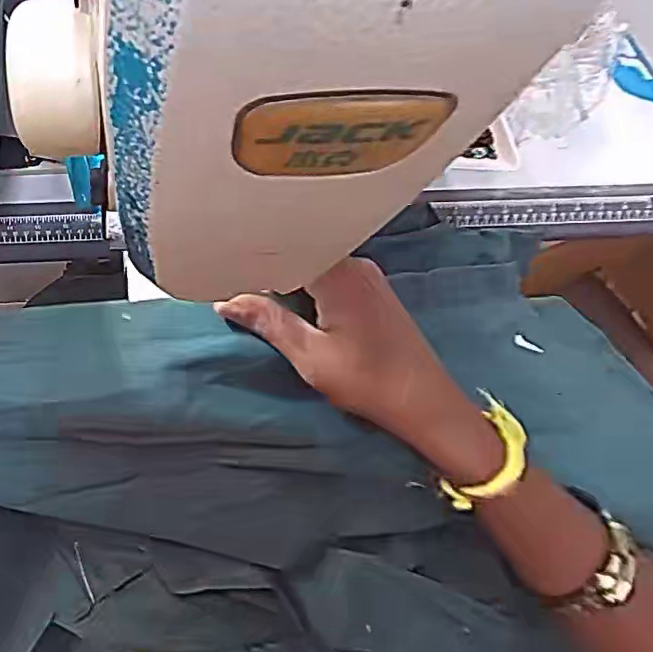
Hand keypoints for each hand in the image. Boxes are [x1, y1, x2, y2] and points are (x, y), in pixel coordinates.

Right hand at [216, 258, 502, 481]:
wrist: (426, 403)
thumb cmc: (370, 381)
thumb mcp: (310, 356)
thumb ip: (268, 321)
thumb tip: (227, 302)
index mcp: (339, 273)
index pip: (287, 248)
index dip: (255, 256)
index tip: (226, 263)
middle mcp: (356, 265)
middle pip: (300, 254)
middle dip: (268, 268)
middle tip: (233, 278)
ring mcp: (367, 277)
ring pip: (314, 266)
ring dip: (287, 281)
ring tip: (255, 292)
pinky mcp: (372, 292)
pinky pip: (329, 277)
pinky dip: (307, 288)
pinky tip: (291, 305)